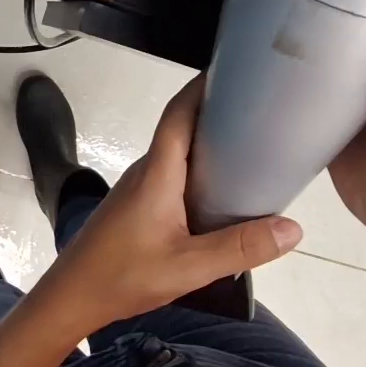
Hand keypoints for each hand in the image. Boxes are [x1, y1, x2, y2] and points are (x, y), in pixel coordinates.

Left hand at [29, 78, 301, 333]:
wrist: (72, 296)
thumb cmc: (123, 277)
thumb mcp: (188, 267)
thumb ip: (240, 248)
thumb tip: (293, 228)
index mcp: (156, 174)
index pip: (178, 115)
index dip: (202, 87)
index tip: (235, 69)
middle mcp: (146, 171)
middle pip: (182, 129)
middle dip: (218, 113)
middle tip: (265, 109)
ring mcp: (139, 187)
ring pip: (179, 154)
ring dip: (210, 144)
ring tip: (256, 144)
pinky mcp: (138, 204)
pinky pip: (174, 173)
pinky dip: (201, 169)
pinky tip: (225, 188)